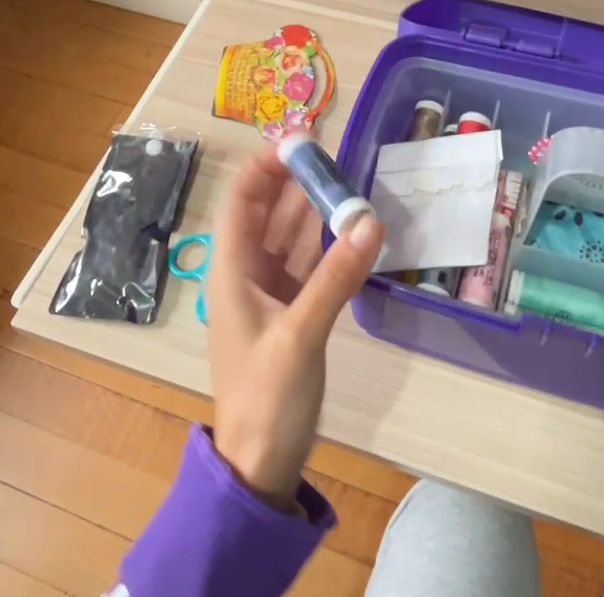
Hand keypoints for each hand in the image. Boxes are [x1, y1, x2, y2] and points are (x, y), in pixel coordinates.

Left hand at [207, 143, 383, 504]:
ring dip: (314, 209)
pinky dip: (327, 244)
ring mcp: (269, 291)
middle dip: (295, 180)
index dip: (265, 166)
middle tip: (337, 154)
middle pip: (267, 211)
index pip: (241, 199)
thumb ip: (336, 277)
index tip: (303, 142)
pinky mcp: (291, 310)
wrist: (259, 461)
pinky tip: (353, 228)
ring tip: (349, 181)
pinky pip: (308, 262)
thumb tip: (371, 220)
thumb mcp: (300, 334)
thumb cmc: (267, 397)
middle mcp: (246, 271)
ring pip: (290, 234)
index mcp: (232, 269)